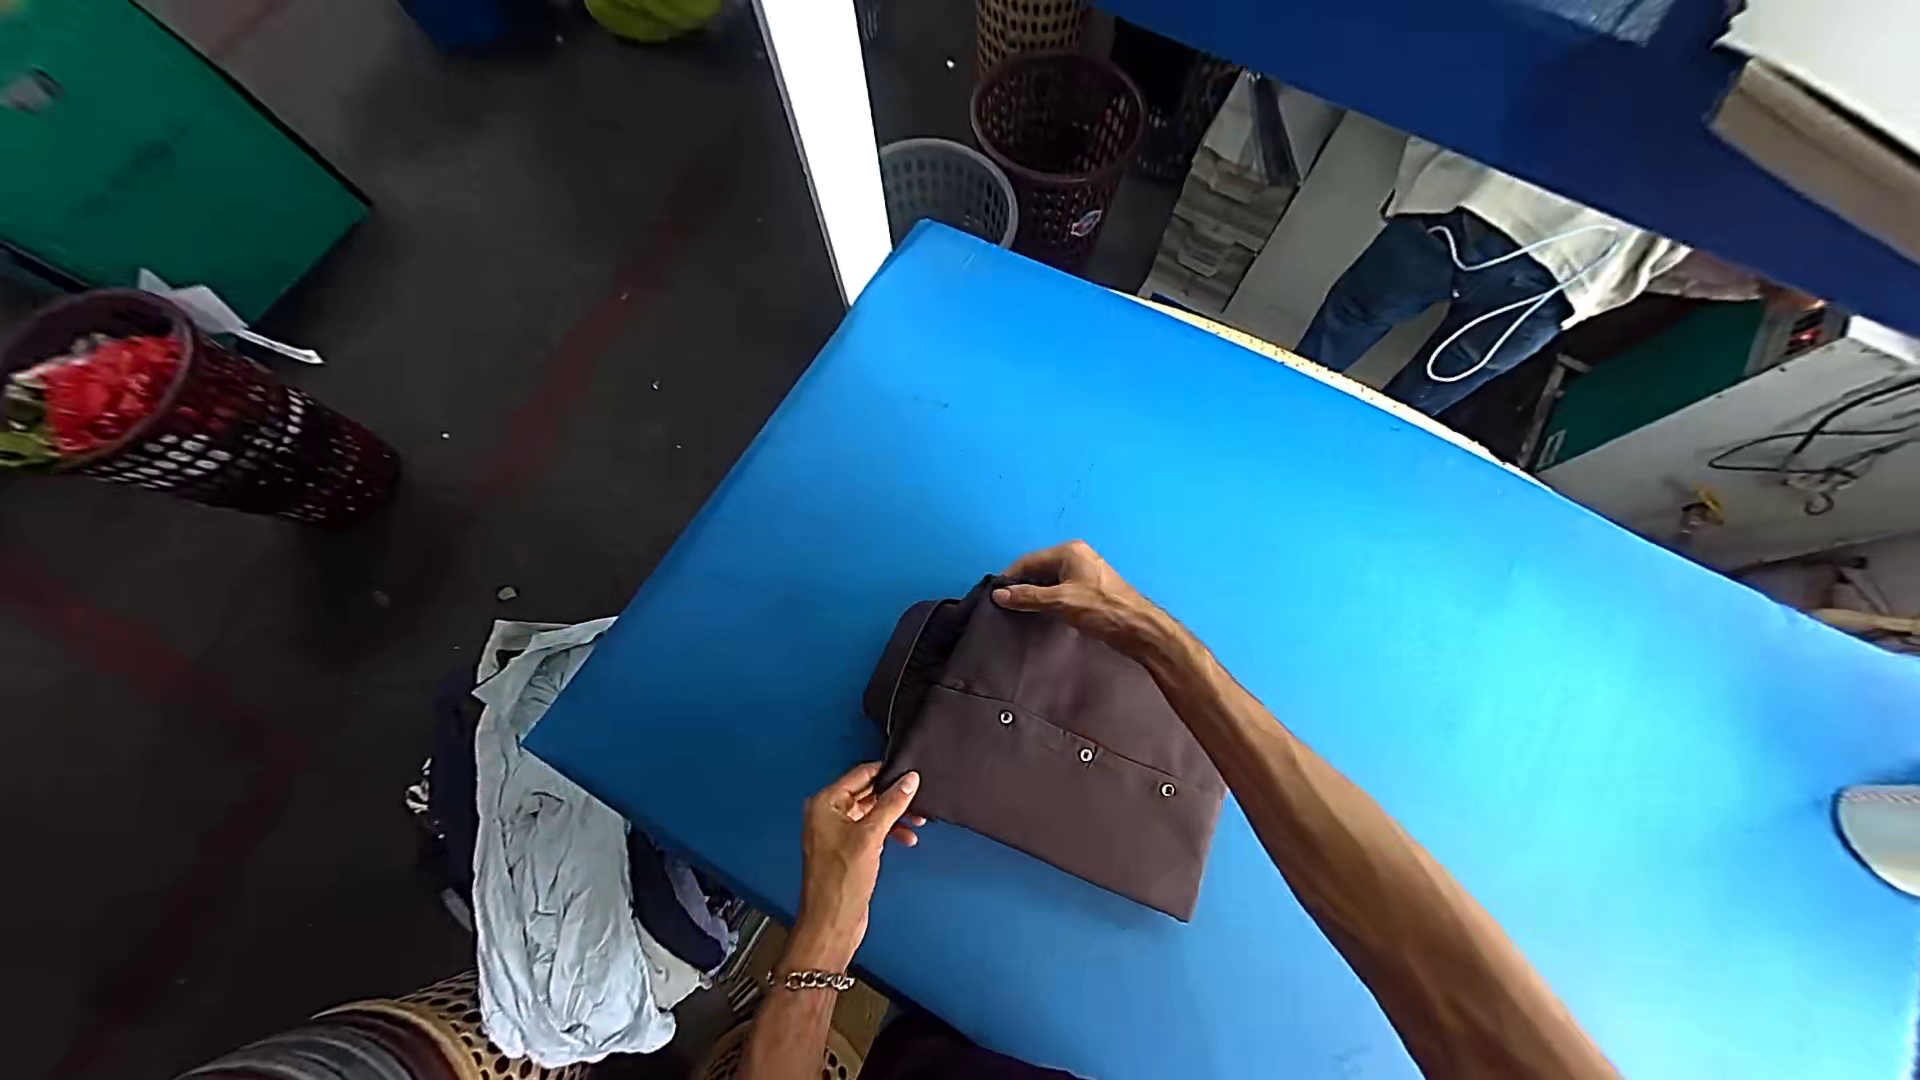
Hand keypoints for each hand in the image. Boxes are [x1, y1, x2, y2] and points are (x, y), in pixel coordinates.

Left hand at [789, 763, 923, 972]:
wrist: (832, 925)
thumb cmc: (839, 884)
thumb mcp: (871, 836)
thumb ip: (892, 804)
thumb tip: (909, 780)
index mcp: (825, 803)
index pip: (861, 774)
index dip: (886, 773)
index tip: (909, 773)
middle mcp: (828, 814)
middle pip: (867, 792)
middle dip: (893, 797)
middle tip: (917, 797)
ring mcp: (837, 832)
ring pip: (873, 811)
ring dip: (895, 815)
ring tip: (917, 819)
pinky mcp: (848, 848)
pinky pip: (872, 829)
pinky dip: (889, 830)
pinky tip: (906, 836)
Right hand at [992, 540, 1162, 651]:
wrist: (1139, 630)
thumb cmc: (1102, 609)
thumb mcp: (1061, 601)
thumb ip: (1028, 597)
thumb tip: (997, 594)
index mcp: (1069, 551)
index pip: (1029, 560)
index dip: (1010, 577)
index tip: (994, 595)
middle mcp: (1075, 558)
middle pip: (1038, 570)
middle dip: (1022, 587)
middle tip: (1004, 606)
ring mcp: (1083, 574)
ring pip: (1048, 582)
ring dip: (1034, 596)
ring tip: (1017, 613)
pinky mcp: (1088, 591)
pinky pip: (1059, 591)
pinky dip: (1047, 601)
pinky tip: (1038, 615)